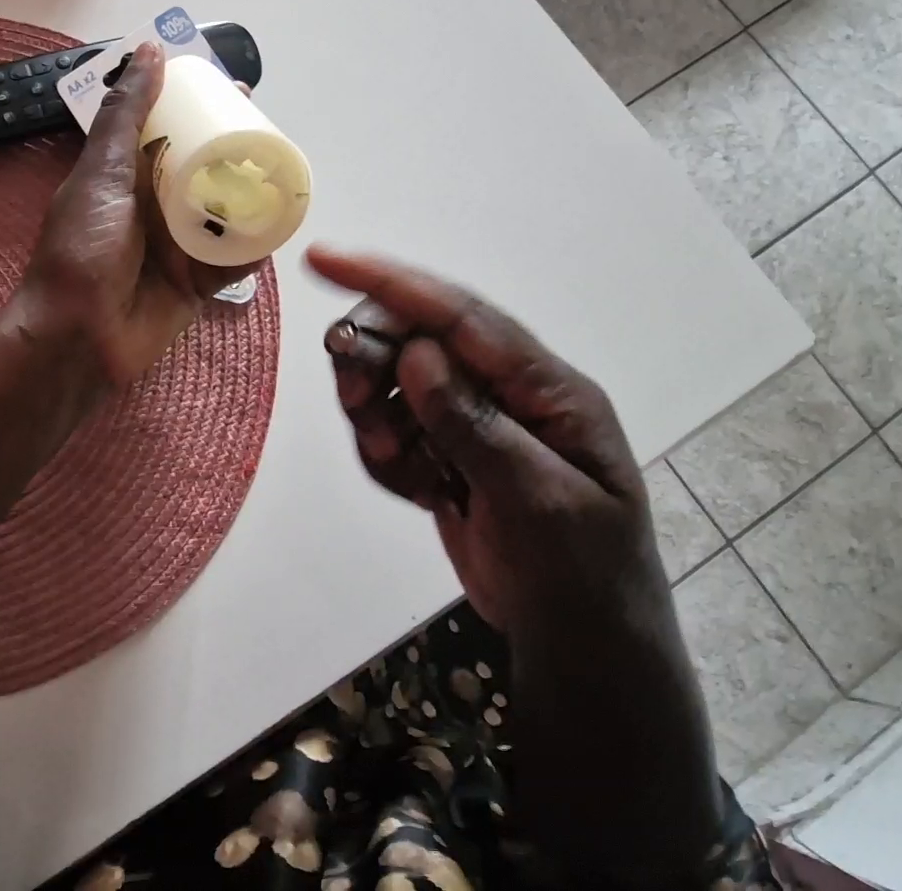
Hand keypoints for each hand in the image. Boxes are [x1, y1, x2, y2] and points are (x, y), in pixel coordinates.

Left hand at [17, 42, 257, 386]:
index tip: (231, 87)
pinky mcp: (198, 281)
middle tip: (269, 130)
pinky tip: (283, 219)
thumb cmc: (81, 250)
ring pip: (226, 209)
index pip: (169, 130)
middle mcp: (153, 207)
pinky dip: (257, 241)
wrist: (78, 337)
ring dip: (254, 192)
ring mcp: (178, 245)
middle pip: (205, 167)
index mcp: (125, 177)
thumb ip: (127, 115)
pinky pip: (236, 256)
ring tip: (285, 169)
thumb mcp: (101, 174)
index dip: (198, 107)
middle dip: (236, 148)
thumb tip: (150, 51)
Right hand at [307, 248, 661, 635]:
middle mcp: (505, 392)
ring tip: (398, 463)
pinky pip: (389, 433)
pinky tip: (416, 489)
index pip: (459, 317)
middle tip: (355, 399)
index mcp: (545, 388)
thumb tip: (418, 354)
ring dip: (375, 419)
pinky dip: (385, 458)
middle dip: (373, 364)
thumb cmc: (579, 573)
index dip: (388, 284)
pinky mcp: (444, 455)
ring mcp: (471, 423)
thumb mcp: (535, 500)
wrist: (578, 642)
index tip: (322, 259)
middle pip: (413, 343)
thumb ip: (474, 424)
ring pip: (391, 388)